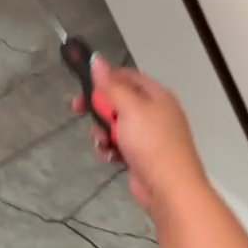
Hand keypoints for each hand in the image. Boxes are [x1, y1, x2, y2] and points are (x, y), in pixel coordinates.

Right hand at [74, 55, 204, 210]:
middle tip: (77, 110)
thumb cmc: (151, 143)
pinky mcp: (141, 154)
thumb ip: (110, 84)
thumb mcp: (129, 108)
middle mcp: (154, 112)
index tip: (82, 85)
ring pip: (115, 123)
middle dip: (98, 107)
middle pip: (118, 100)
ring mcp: (148, 134)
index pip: (127, 76)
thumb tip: (96, 59)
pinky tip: (108, 156)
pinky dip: (110, 148)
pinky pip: (118, 143)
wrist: (169, 187)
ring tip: (102, 141)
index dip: (104, 78)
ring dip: (102, 131)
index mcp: (156, 95)